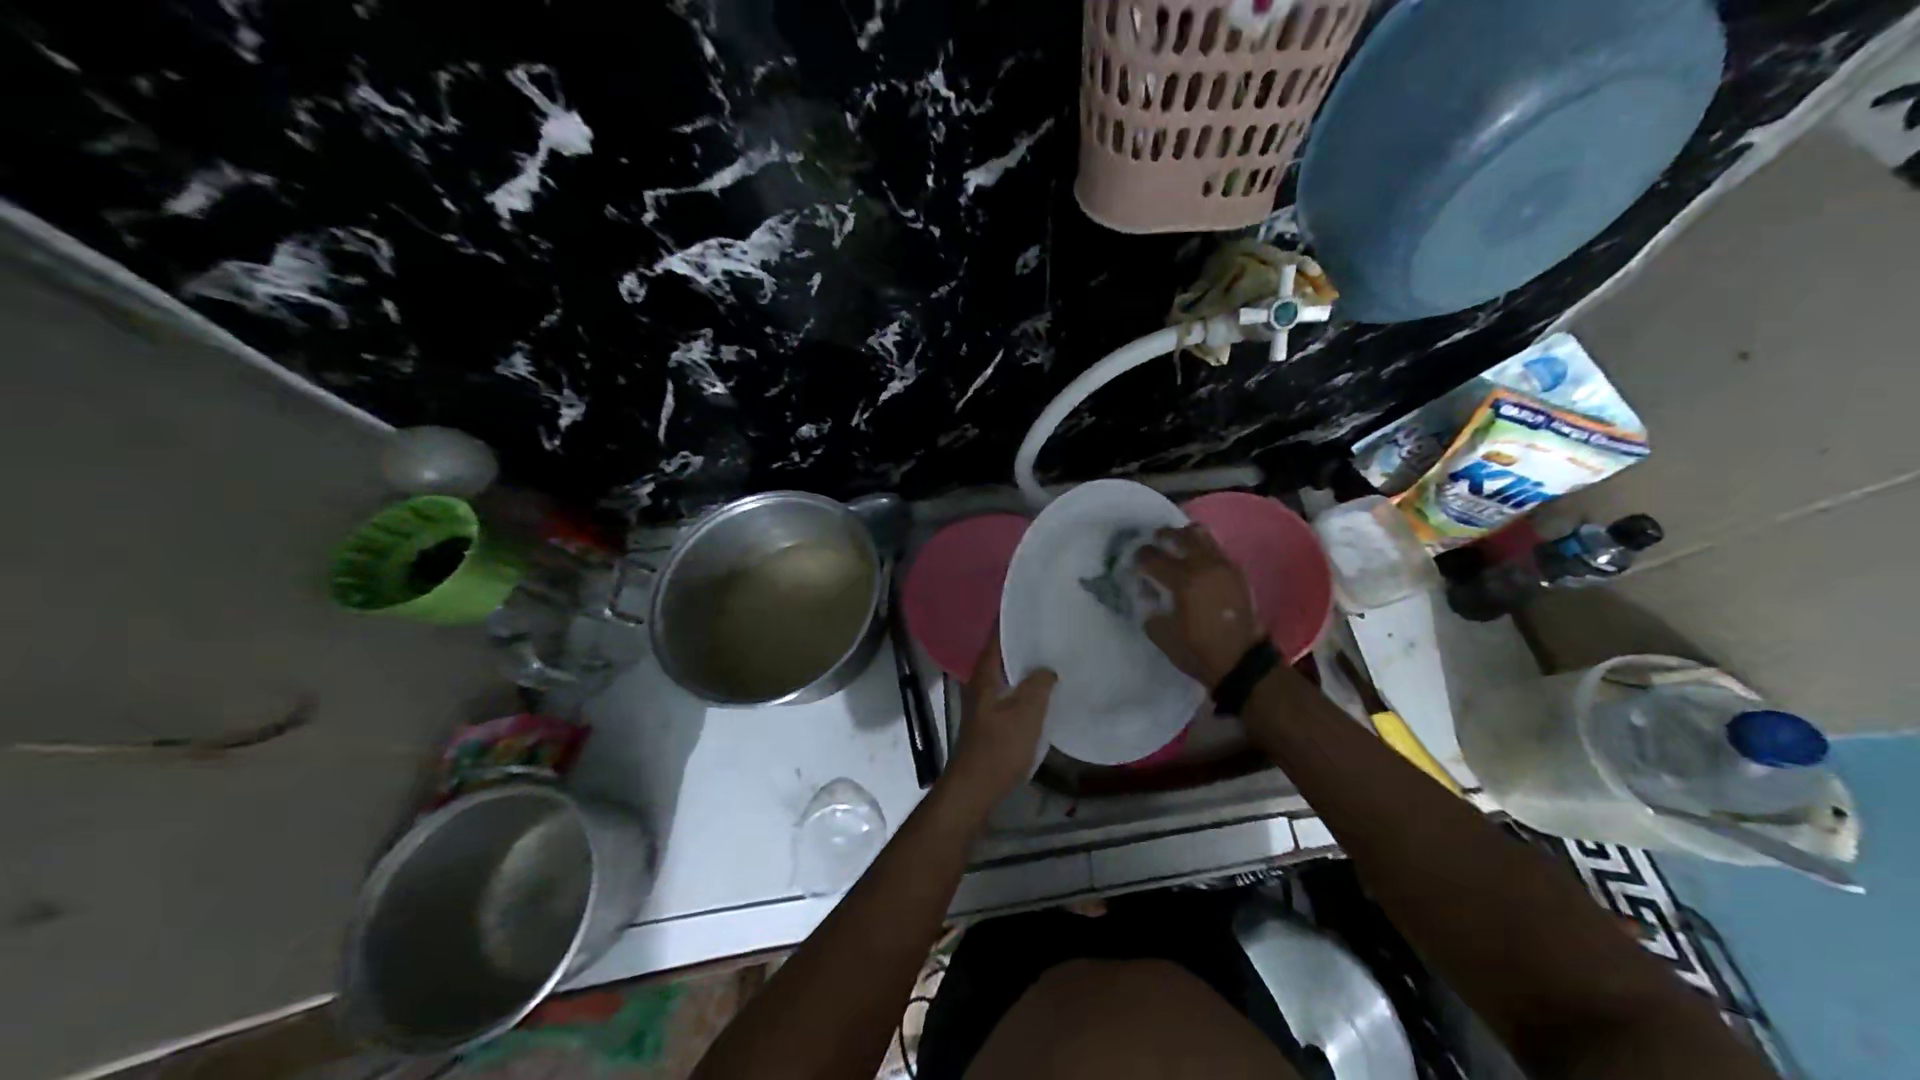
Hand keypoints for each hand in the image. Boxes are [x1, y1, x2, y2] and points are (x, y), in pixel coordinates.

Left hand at [944, 628, 1055, 808]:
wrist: (976, 786)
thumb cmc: (1000, 747)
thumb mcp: (1027, 712)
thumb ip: (1039, 684)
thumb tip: (1047, 668)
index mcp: (984, 674)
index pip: (996, 636)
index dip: (1011, 618)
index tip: (1032, 604)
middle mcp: (981, 682)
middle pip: (1002, 653)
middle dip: (1023, 640)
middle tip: (1052, 627)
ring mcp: (985, 701)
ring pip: (1008, 674)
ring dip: (1026, 665)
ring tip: (1054, 654)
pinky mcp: (992, 718)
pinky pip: (1011, 692)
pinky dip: (1026, 686)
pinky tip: (1046, 689)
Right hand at [1135, 525, 1261, 684]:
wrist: (1242, 661)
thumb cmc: (1197, 650)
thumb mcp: (1160, 634)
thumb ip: (1147, 607)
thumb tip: (1145, 590)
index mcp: (1182, 581)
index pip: (1152, 556)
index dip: (1138, 557)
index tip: (1133, 563)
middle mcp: (1203, 565)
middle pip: (1178, 535)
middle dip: (1161, 537)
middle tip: (1153, 545)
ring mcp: (1223, 565)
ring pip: (1201, 534)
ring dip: (1184, 536)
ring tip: (1176, 546)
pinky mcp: (1237, 571)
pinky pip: (1215, 548)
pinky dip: (1202, 548)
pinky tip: (1196, 562)